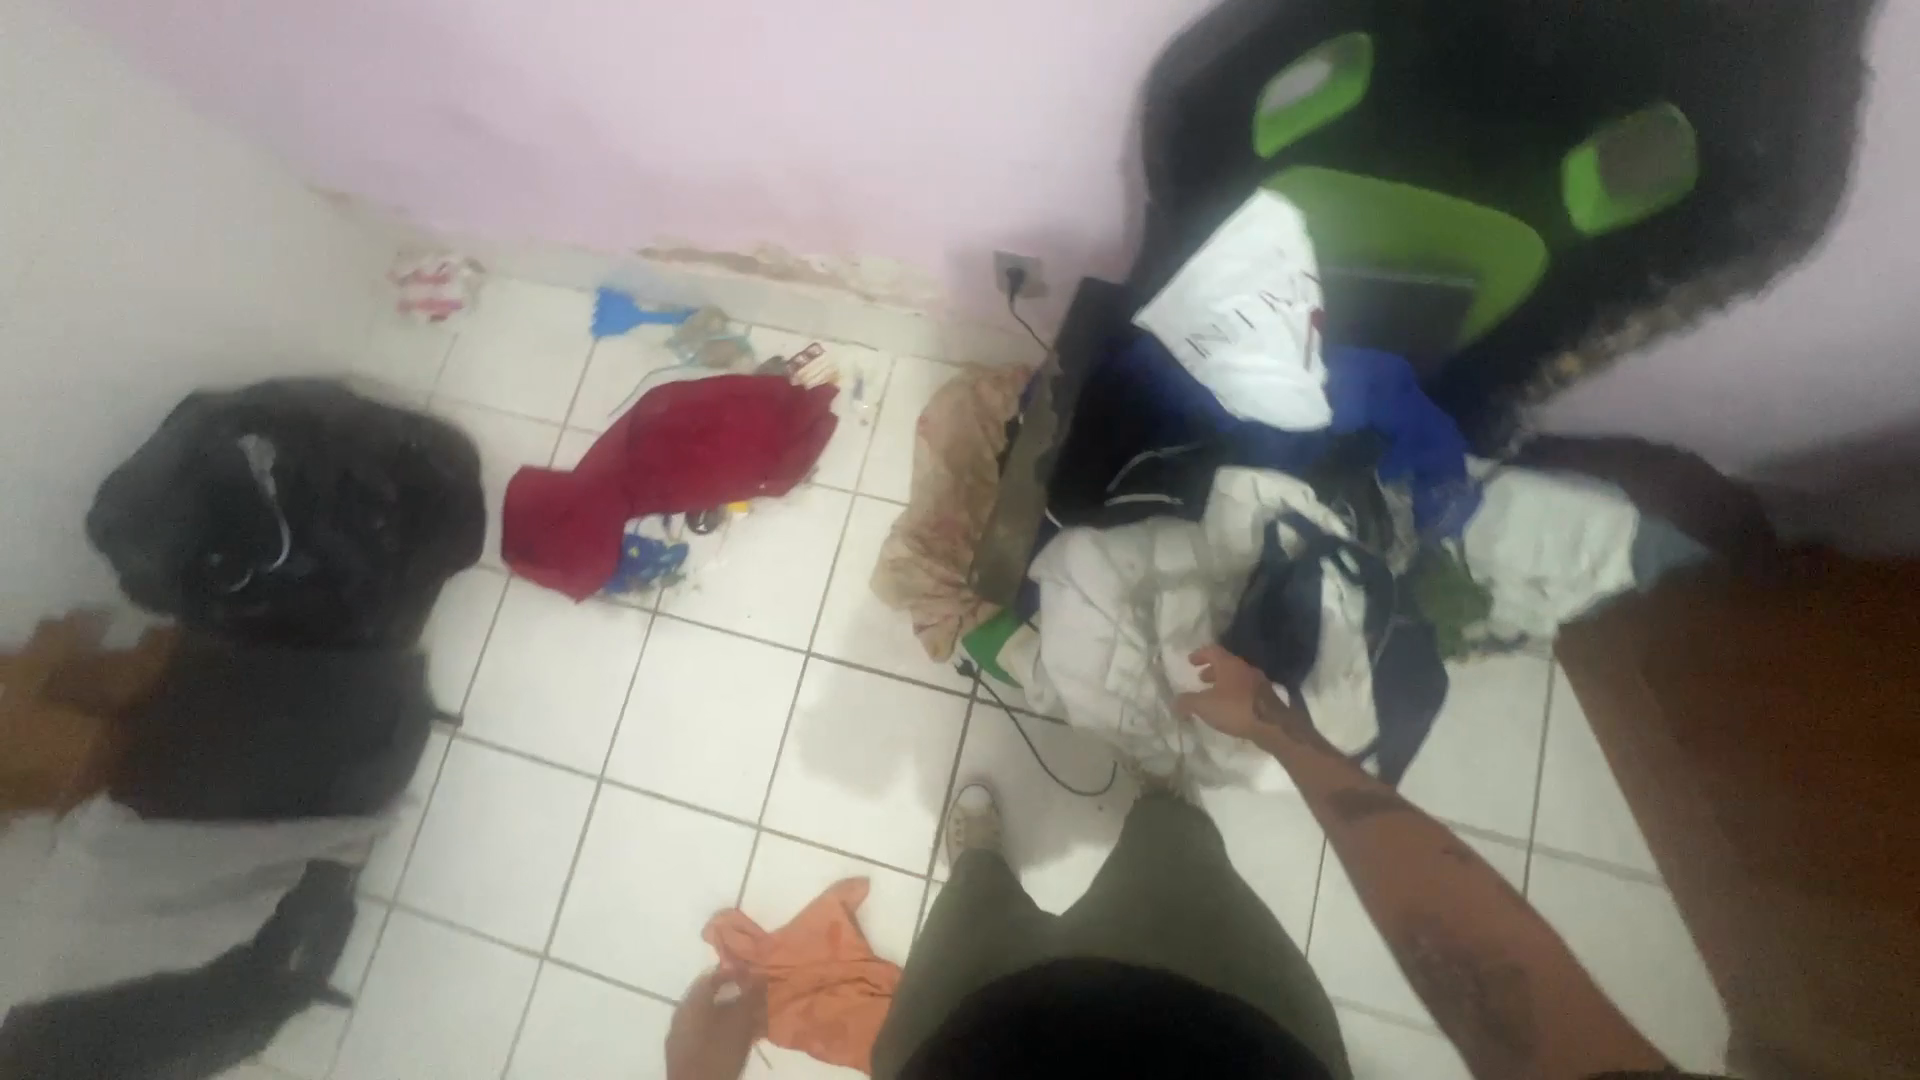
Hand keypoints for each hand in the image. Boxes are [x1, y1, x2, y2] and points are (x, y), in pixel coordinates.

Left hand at [666, 970, 766, 1079]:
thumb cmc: (719, 1054)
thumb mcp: (742, 1021)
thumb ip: (752, 994)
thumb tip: (760, 973)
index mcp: (693, 999)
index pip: (715, 973)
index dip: (737, 971)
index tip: (756, 975)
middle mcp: (682, 1012)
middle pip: (711, 994)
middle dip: (736, 993)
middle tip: (756, 996)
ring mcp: (679, 1034)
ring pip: (709, 1013)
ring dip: (730, 1012)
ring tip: (753, 1018)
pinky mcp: (682, 1053)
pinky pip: (704, 1030)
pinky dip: (721, 1028)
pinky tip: (739, 1036)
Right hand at [1176, 645, 1316, 747]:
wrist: (1274, 726)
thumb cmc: (1236, 709)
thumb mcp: (1204, 706)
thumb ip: (1186, 702)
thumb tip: (1174, 703)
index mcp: (1229, 665)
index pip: (1212, 651)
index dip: (1200, 655)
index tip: (1191, 661)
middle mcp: (1245, 669)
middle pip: (1226, 664)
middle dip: (1212, 671)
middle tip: (1201, 679)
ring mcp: (1259, 683)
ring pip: (1237, 678)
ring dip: (1224, 684)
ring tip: (1214, 696)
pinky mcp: (1268, 698)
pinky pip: (1246, 691)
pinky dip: (1235, 695)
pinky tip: (1230, 709)